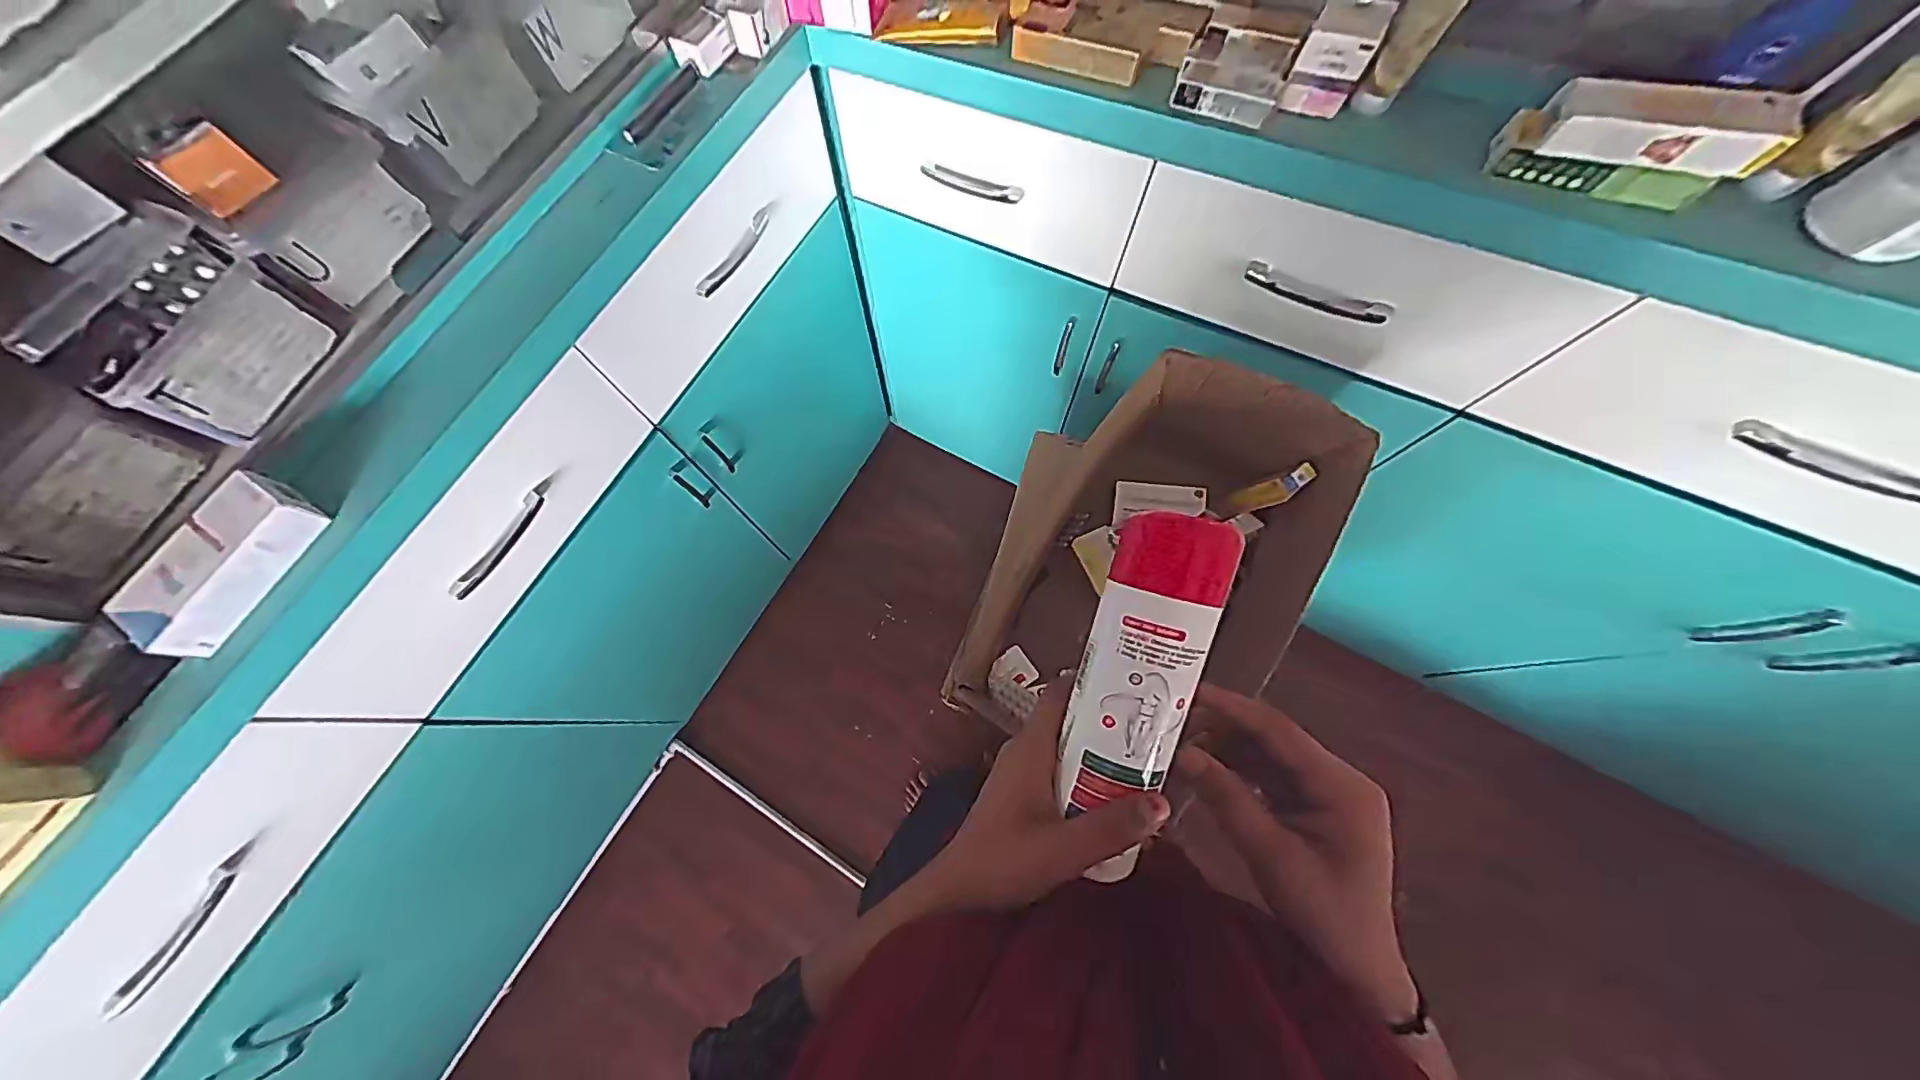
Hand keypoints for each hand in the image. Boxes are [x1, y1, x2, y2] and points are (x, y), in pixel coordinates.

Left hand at [801, 684, 1168, 1012]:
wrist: (958, 891)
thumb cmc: (1003, 861)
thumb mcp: (1063, 849)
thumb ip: (1111, 827)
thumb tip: (1164, 801)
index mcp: (1031, 746)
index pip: (1061, 693)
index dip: (1096, 682)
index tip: (1138, 685)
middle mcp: (1026, 749)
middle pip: (1072, 718)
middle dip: (1112, 720)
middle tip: (1157, 728)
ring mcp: (1023, 770)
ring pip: (1069, 745)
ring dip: (1103, 751)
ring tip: (1148, 759)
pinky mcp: (1024, 791)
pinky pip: (1063, 768)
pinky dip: (1090, 773)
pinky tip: (1116, 795)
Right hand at [1175, 684, 1417, 1023]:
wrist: (1357, 971)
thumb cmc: (1323, 914)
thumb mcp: (1270, 854)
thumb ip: (1227, 798)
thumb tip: (1183, 753)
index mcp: (1343, 786)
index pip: (1280, 731)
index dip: (1233, 708)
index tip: (1190, 692)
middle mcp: (1339, 779)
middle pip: (1274, 739)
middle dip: (1224, 729)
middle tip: (1175, 724)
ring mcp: (1328, 794)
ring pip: (1268, 755)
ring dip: (1227, 750)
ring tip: (1181, 747)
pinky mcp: (1314, 809)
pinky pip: (1270, 776)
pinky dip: (1237, 772)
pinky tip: (1206, 773)